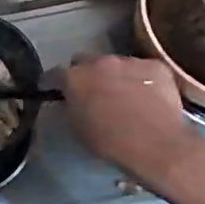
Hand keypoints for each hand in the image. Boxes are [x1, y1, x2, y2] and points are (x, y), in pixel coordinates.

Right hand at [63, 55, 204, 184]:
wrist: (154, 143)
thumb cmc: (109, 141)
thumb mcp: (77, 128)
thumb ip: (71, 107)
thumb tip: (72, 100)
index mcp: (75, 78)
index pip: (54, 73)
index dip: (50, 82)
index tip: (49, 88)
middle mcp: (99, 62)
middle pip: (85, 60)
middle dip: (84, 72)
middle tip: (90, 90)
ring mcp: (129, 61)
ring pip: (115, 63)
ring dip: (114, 75)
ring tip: (123, 94)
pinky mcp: (156, 66)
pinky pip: (143, 69)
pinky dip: (141, 79)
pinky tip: (147, 95)